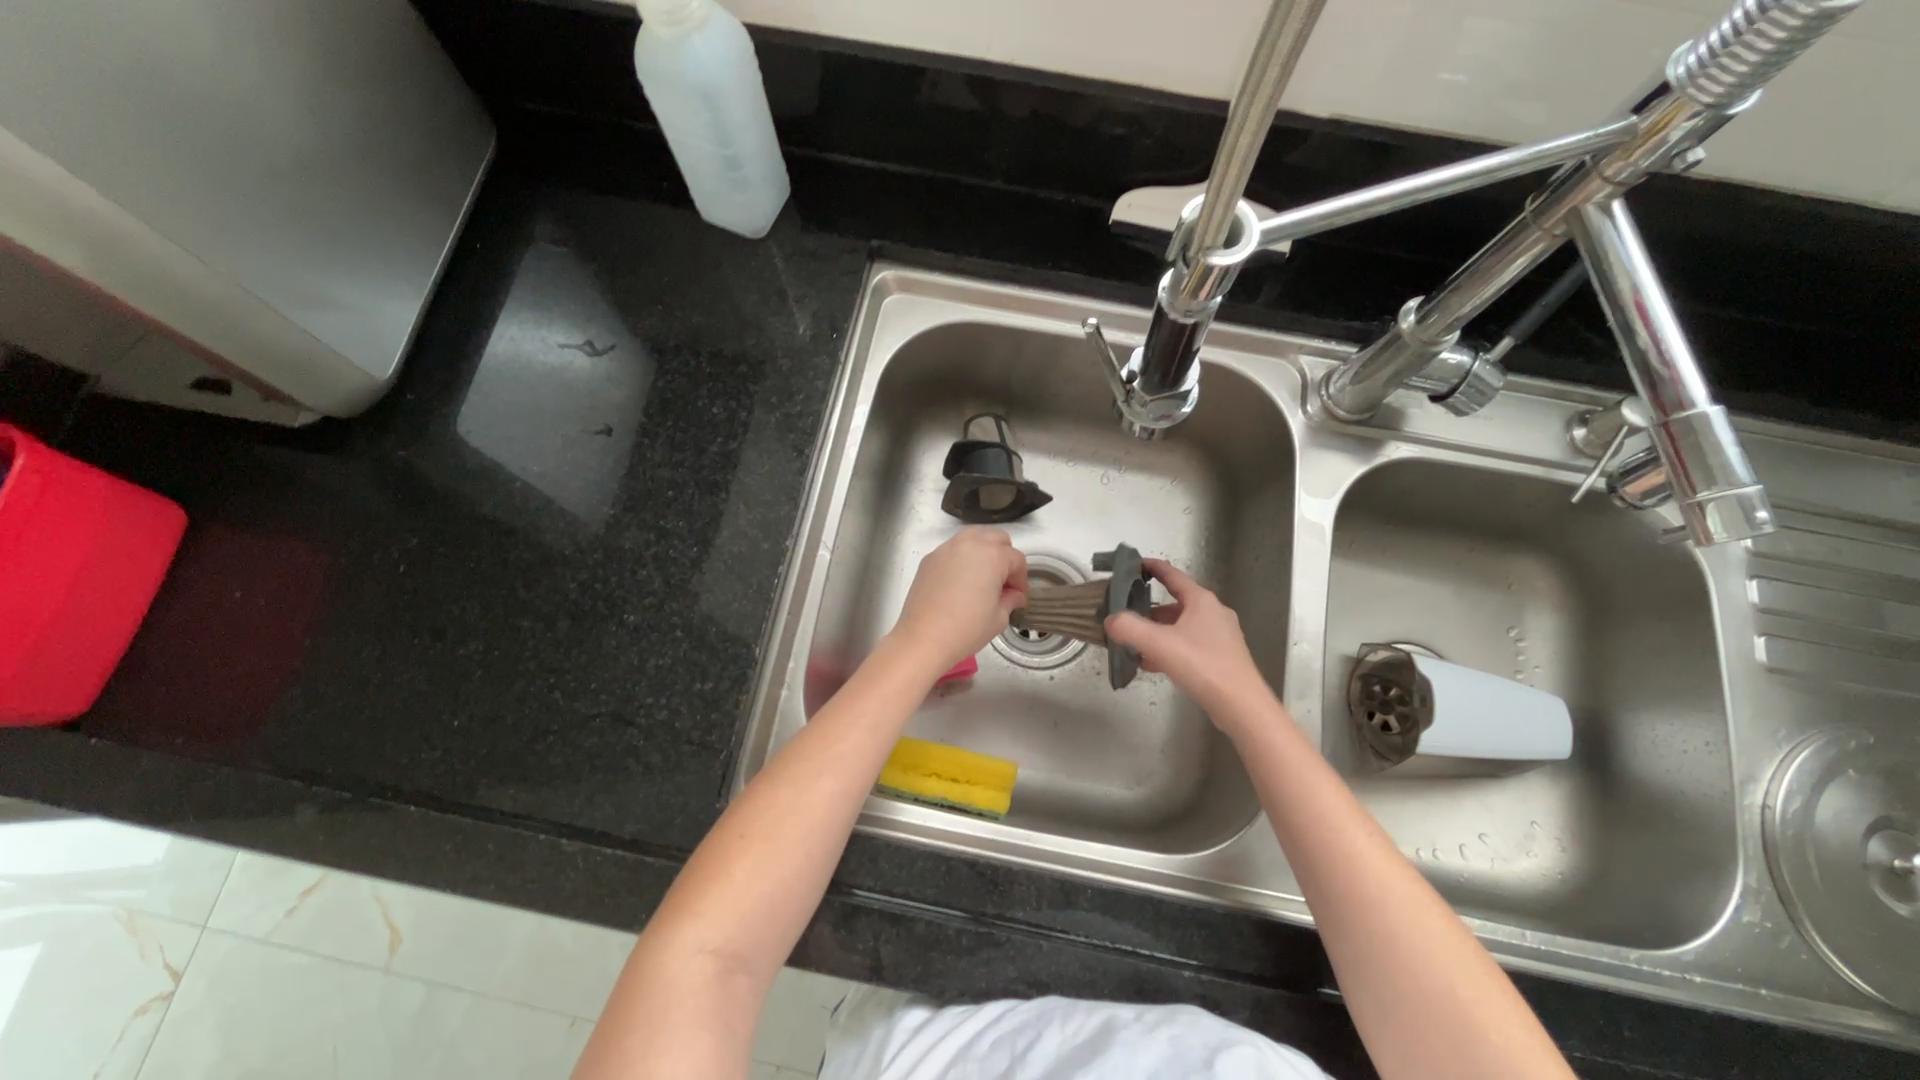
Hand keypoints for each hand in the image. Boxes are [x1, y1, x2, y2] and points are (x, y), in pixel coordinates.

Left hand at [890, 527, 1028, 673]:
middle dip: (1005, 557)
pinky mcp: (929, 559)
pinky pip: (953, 549)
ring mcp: (946, 549)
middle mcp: (969, 544)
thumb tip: (1014, 595)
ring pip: (973, 537)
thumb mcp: (998, 618)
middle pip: (996, 538)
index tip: (1018, 596)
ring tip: (983, 578)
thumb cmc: (966, 629)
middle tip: (1004, 583)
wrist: (923, 639)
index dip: (1021, 579)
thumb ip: (1010, 599)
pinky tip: (961, 582)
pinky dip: (962, 558)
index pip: (1016, 559)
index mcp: (991, 555)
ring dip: (984, 551)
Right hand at [1105, 558, 1269, 727]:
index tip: (1134, 563)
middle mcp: (1213, 613)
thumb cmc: (1201, 665)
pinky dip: (1170, 650)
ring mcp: (1220, 636)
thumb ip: (1129, 628)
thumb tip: (1110, 620)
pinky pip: (1189, 646)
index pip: (1173, 575)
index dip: (1152, 567)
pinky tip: (1153, 665)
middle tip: (1126, 615)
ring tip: (1135, 644)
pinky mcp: (1221, 657)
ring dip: (1158, 633)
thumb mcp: (1158, 644)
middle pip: (1175, 604)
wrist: (1239, 704)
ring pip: (1181, 627)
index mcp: (1201, 601)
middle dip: (1149, 610)